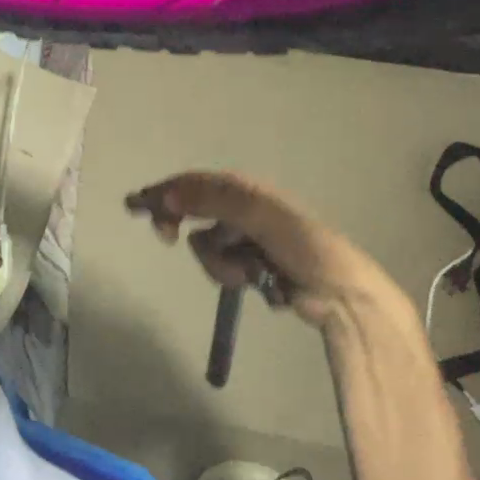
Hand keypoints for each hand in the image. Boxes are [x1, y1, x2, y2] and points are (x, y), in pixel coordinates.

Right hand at [126, 170, 388, 327]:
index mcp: (244, 191)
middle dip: (180, 226)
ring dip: (218, 261)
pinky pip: (220, 266)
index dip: (162, 191)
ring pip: (204, 245)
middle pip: (191, 211)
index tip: (135, 204)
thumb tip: (167, 195)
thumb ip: (212, 201)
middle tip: (166, 237)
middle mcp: (240, 210)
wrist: (344, 295)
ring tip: (246, 273)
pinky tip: (256, 281)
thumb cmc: (305, 246)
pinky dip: (233, 275)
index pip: (192, 183)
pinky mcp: (249, 266)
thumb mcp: (258, 216)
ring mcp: (245, 240)